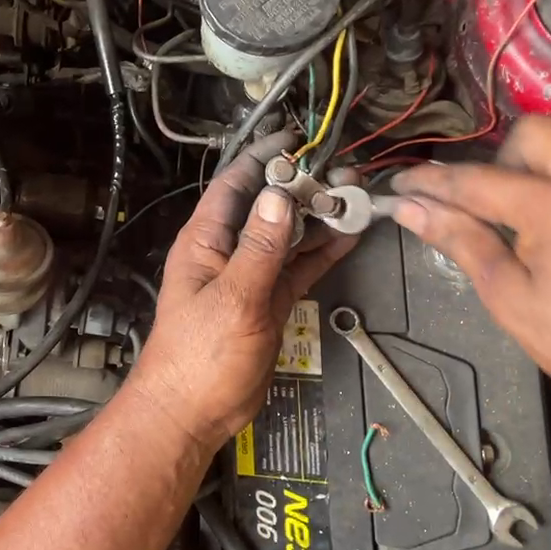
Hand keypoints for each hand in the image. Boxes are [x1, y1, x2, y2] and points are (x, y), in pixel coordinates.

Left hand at [125, 133, 358, 454]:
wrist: (194, 411)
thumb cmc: (201, 353)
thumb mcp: (234, 297)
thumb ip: (261, 249)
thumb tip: (280, 196)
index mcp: (206, 239)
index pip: (235, 184)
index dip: (263, 158)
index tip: (297, 138)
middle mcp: (228, 249)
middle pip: (268, 206)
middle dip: (302, 186)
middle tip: (344, 168)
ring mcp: (251, 274)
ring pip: (288, 235)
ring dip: (318, 217)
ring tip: (356, 194)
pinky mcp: (269, 300)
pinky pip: (298, 266)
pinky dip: (322, 251)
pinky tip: (350, 234)